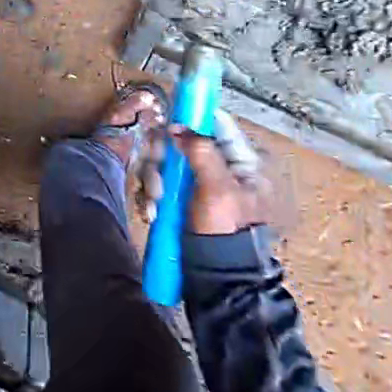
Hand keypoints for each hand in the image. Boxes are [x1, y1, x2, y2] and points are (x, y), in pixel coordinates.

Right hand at [140, 109, 266, 233]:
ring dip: (154, 180)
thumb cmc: (225, 229)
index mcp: (240, 163)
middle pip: (179, 141)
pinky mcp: (180, 196)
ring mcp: (197, 182)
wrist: (217, 274)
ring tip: (157, 202)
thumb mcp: (218, 189)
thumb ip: (201, 152)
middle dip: (162, 158)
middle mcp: (218, 167)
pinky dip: (152, 195)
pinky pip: (157, 181)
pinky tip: (154, 211)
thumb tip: (178, 126)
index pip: (217, 124)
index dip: (192, 118)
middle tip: (159, 176)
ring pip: (163, 160)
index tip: (168, 121)